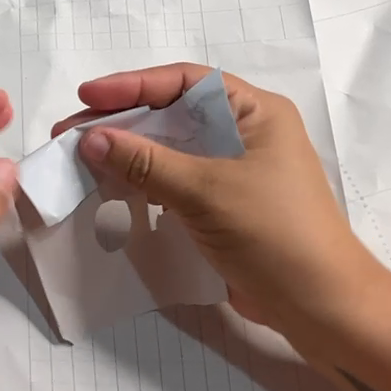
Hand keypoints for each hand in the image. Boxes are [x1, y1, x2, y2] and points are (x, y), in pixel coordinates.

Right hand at [52, 64, 389, 332]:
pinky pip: (172, 180)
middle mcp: (242, 133)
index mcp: (253, 112)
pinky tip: (109, 186)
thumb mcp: (205, 190)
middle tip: (70, 133)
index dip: (131, 85)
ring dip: (125, 152)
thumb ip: (145, 162)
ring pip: (167, 148)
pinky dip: (140, 181)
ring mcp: (231, 170)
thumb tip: (89, 138)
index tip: (86, 94)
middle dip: (119, 121)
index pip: (183, 82)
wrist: (321, 307)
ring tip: (79, 159)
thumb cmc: (273, 234)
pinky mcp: (220, 204)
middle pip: (170, 113)